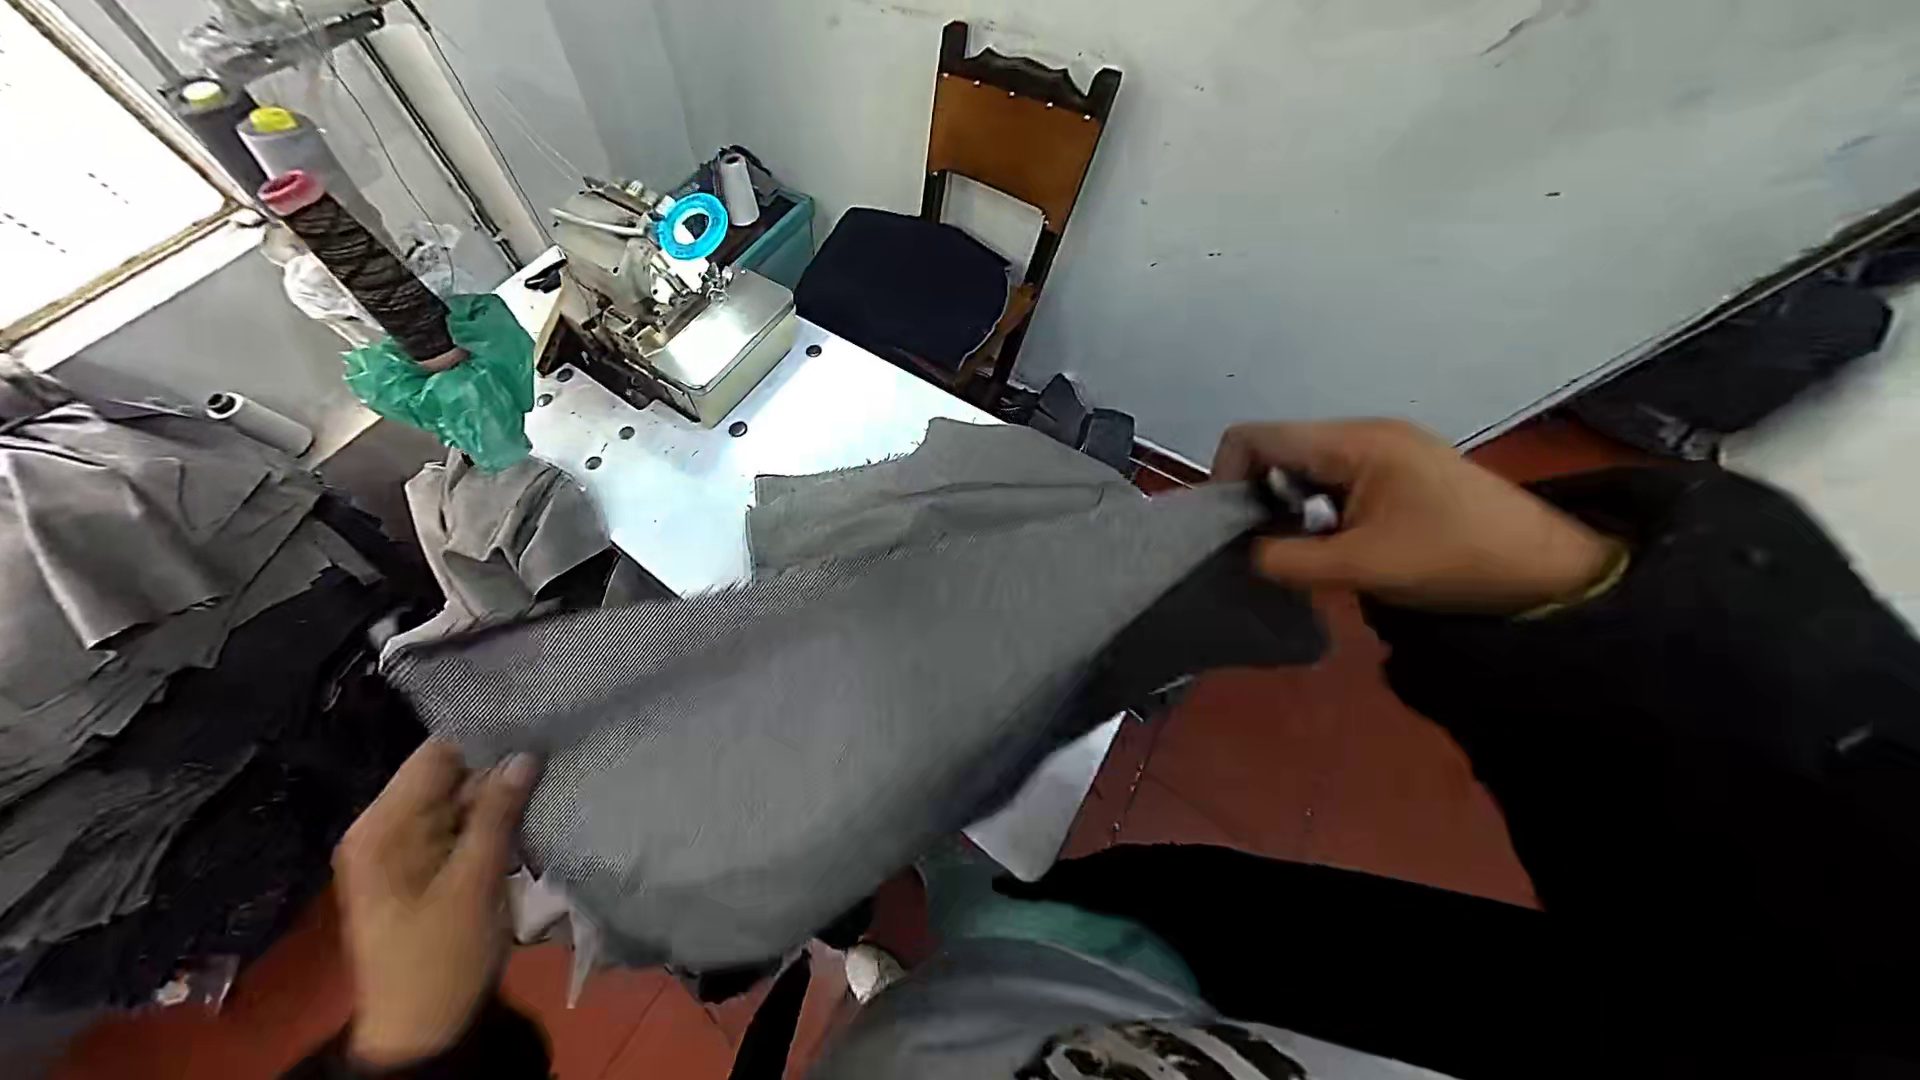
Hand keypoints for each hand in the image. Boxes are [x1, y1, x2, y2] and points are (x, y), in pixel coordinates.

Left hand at [334, 742, 539, 1067]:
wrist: (425, 1025)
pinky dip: (502, 809)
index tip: (538, 718)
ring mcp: (413, 842)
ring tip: (557, 763)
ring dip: (507, 785)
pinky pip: (472, 816)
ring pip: (467, 792)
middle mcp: (391, 826)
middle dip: (503, 759)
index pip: (435, 755)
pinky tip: (539, 797)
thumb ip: (497, 814)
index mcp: (382, 828)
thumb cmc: (440, 956)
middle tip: (558, 740)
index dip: (486, 735)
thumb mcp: (472, 883)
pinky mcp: (436, 857)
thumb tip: (527, 753)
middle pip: (453, 770)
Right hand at [1213, 419, 1622, 613]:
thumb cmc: (1456, 559)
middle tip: (1266, 542)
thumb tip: (1244, 554)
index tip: (1231, 523)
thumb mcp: (1361, 567)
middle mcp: (1361, 433)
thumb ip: (1287, 559)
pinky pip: (1326, 478)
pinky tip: (1331, 540)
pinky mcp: (1392, 468)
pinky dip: (1312, 508)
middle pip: (1274, 449)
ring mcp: (1379, 449)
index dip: (1226, 475)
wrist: (1549, 571)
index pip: (1256, 437)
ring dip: (1286, 505)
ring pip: (1298, 466)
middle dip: (1257, 495)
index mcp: (1354, 443)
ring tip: (1302, 546)